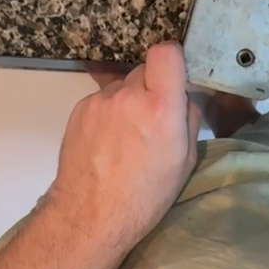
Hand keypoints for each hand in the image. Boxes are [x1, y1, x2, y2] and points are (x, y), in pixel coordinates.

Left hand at [41, 42, 200, 253]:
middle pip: (145, 69)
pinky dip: (109, 114)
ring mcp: (101, 101)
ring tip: (126, 137)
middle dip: (152, 87)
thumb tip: (184, 97)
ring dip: (129, 102)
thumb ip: (188, 119)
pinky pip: (103, 100)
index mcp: (161, 109)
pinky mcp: (80, 108)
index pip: (166, 52)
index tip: (175, 75)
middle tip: (152, 118)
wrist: (88, 216)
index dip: (173, 59)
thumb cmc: (144, 196)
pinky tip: (107, 142)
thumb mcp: (185, 162)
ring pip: (123, 86)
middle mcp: (129, 97)